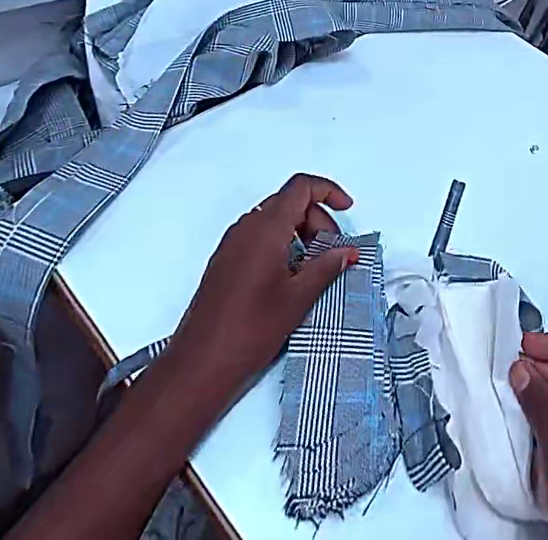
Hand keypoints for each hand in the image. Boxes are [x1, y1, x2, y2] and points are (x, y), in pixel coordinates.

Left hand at [165, 173, 357, 401]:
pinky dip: (281, 243)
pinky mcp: (227, 258)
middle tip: (333, 250)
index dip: (328, 191)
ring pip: (274, 218)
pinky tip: (291, 275)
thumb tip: (345, 252)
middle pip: (289, 202)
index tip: (345, 206)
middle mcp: (246, 227)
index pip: (300, 187)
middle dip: (317, 219)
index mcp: (265, 228)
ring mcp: (233, 241)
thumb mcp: (298, 297)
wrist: (203, 360)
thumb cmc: (246, 330)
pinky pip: (259, 235)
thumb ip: (326, 266)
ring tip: (314, 267)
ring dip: (299, 232)